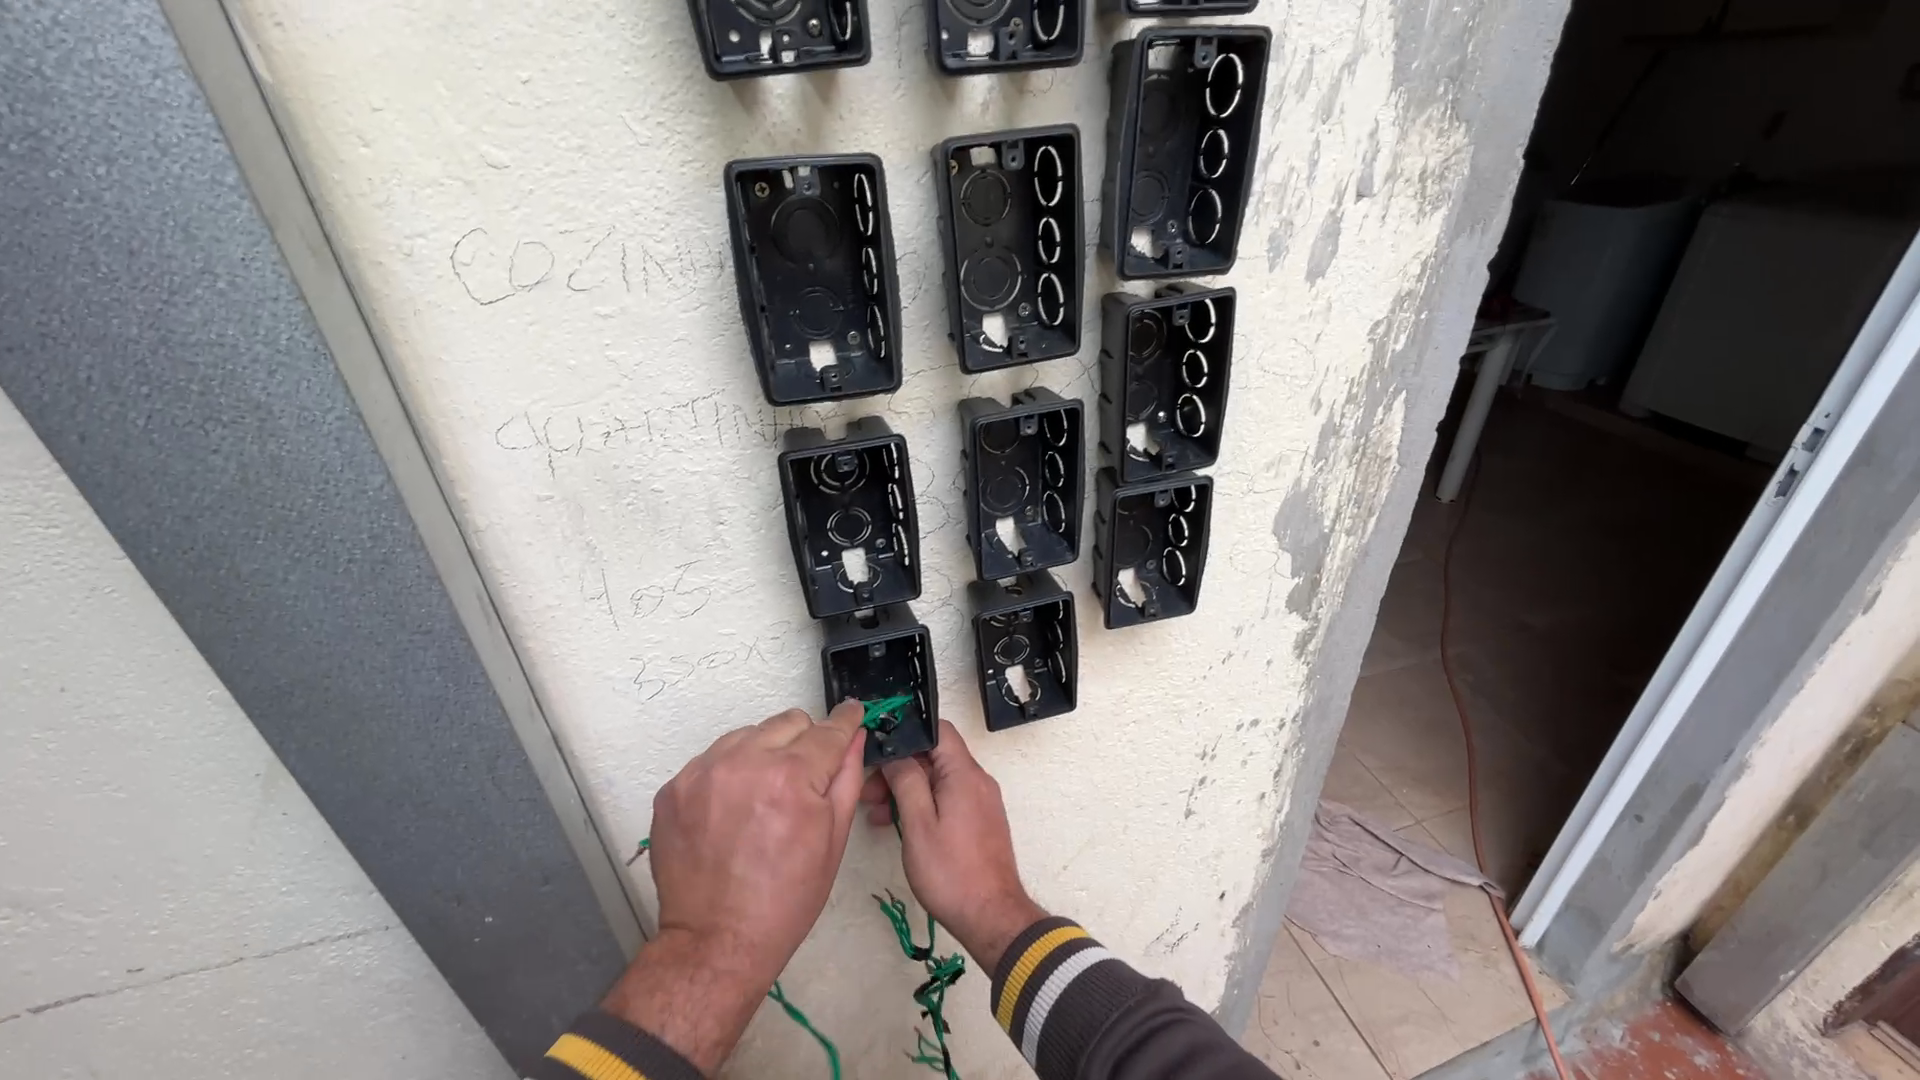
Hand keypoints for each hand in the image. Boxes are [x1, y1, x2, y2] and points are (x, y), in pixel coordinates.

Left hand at [603, 701, 866, 1072]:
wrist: (716, 941)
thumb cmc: (785, 898)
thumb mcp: (834, 839)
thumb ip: (847, 777)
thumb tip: (854, 736)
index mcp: (791, 777)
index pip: (828, 730)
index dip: (846, 722)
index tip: (852, 714)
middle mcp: (744, 762)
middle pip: (788, 722)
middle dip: (804, 742)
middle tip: (804, 779)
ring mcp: (703, 772)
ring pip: (749, 734)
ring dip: (764, 753)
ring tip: (764, 797)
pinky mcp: (674, 787)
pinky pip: (714, 758)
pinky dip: (730, 773)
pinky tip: (733, 809)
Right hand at [861, 719, 1047, 971]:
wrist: (991, 917)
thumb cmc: (952, 873)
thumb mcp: (918, 825)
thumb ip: (906, 782)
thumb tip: (897, 754)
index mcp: (964, 774)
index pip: (937, 730)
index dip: (906, 732)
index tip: (878, 748)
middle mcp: (977, 781)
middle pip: (934, 756)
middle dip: (899, 768)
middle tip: (869, 793)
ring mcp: (980, 801)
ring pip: (938, 779)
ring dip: (907, 789)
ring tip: (877, 814)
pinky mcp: (979, 821)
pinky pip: (947, 798)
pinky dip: (923, 804)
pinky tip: (899, 825)